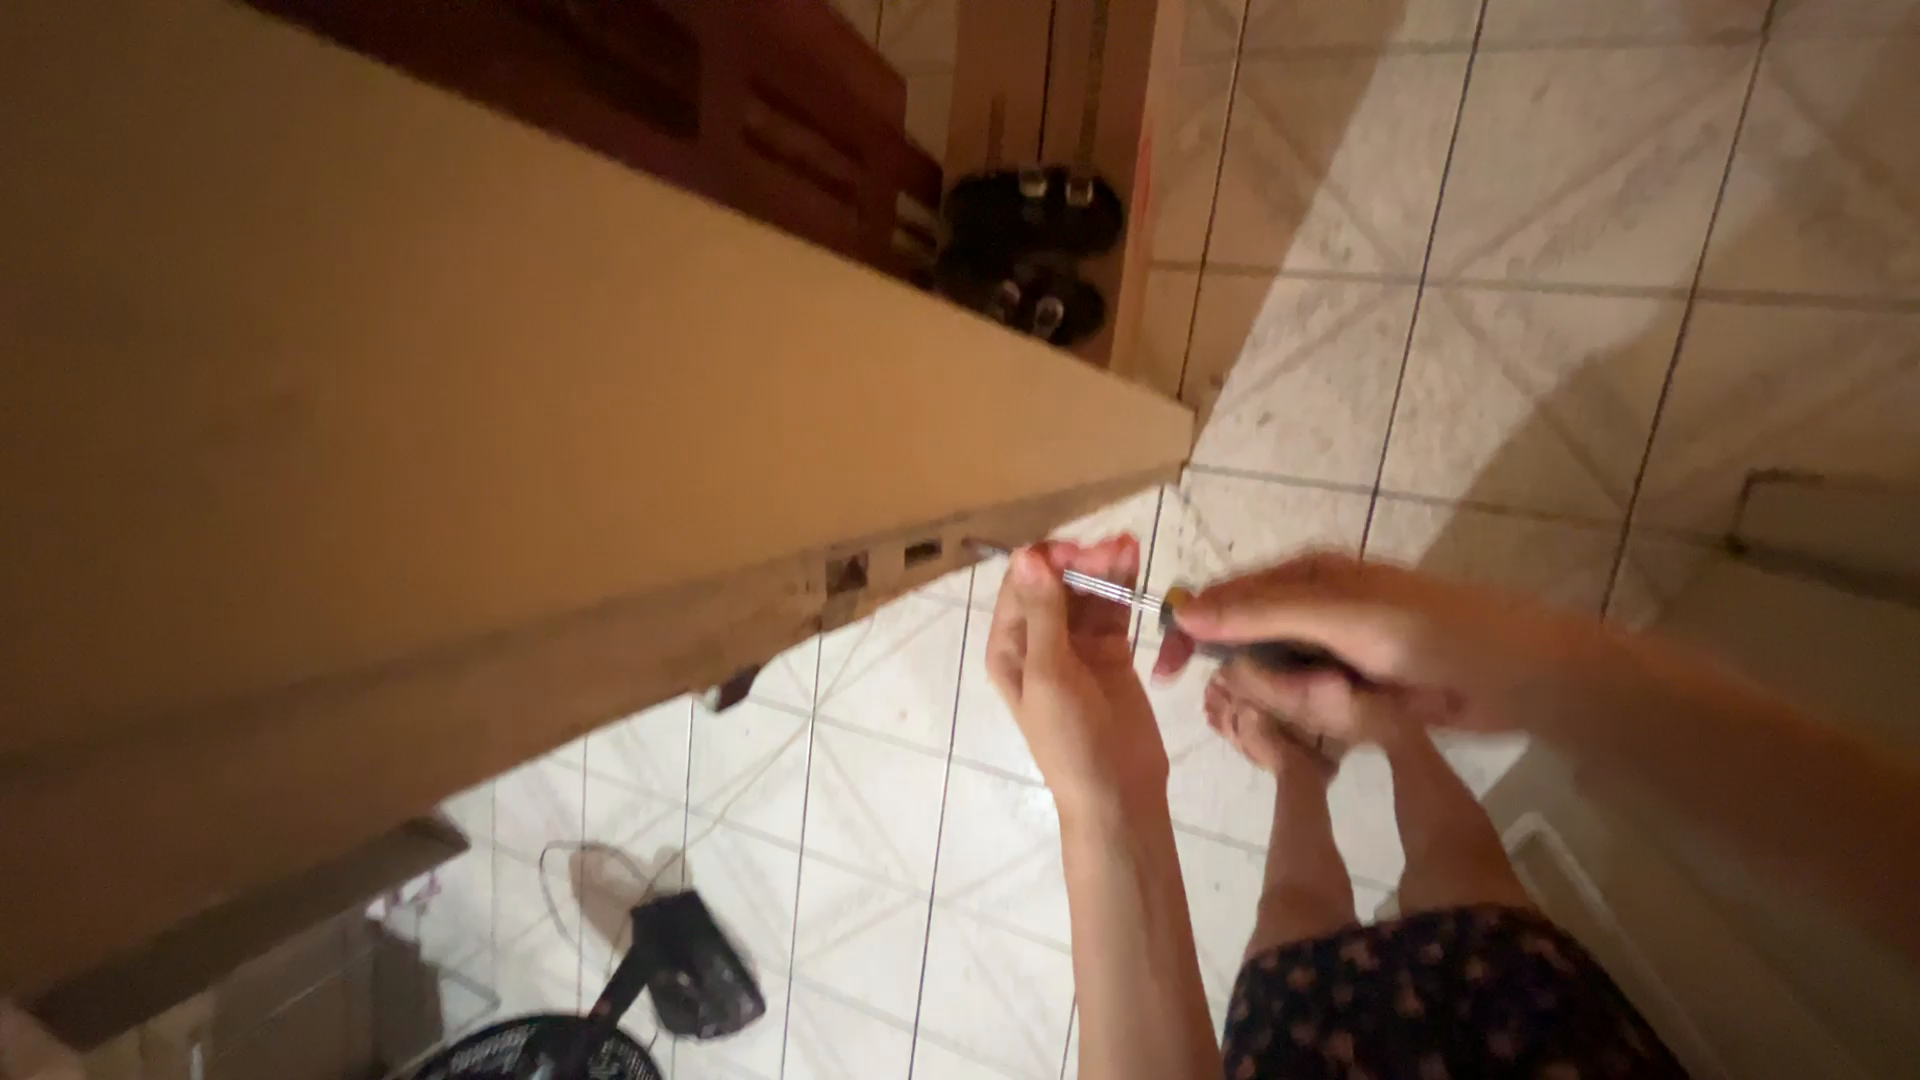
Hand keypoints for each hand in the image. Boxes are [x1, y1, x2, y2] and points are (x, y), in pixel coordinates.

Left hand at [985, 536, 1168, 817]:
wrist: (1117, 793)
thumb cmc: (1069, 739)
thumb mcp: (1049, 676)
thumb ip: (1043, 614)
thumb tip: (1027, 554)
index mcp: (1009, 645)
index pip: (1022, 586)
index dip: (1047, 562)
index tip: (1077, 551)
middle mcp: (1038, 638)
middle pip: (1057, 584)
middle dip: (1081, 563)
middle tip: (1113, 550)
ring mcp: (1076, 644)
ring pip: (1087, 593)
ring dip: (1104, 568)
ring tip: (1129, 546)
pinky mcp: (1110, 650)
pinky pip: (1113, 610)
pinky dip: (1123, 586)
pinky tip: (1135, 560)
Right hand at [1155, 552, 1587, 738]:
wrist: (1527, 682)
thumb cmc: (1432, 633)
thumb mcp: (1341, 617)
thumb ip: (1259, 615)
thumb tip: (1179, 611)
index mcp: (1298, 578)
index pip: (1219, 600)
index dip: (1191, 634)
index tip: (1169, 673)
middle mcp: (1304, 612)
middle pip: (1247, 656)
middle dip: (1275, 687)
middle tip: (1327, 697)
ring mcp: (1327, 654)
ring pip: (1278, 691)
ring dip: (1313, 706)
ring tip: (1367, 703)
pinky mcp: (1349, 690)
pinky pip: (1309, 712)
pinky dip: (1332, 721)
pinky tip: (1371, 714)